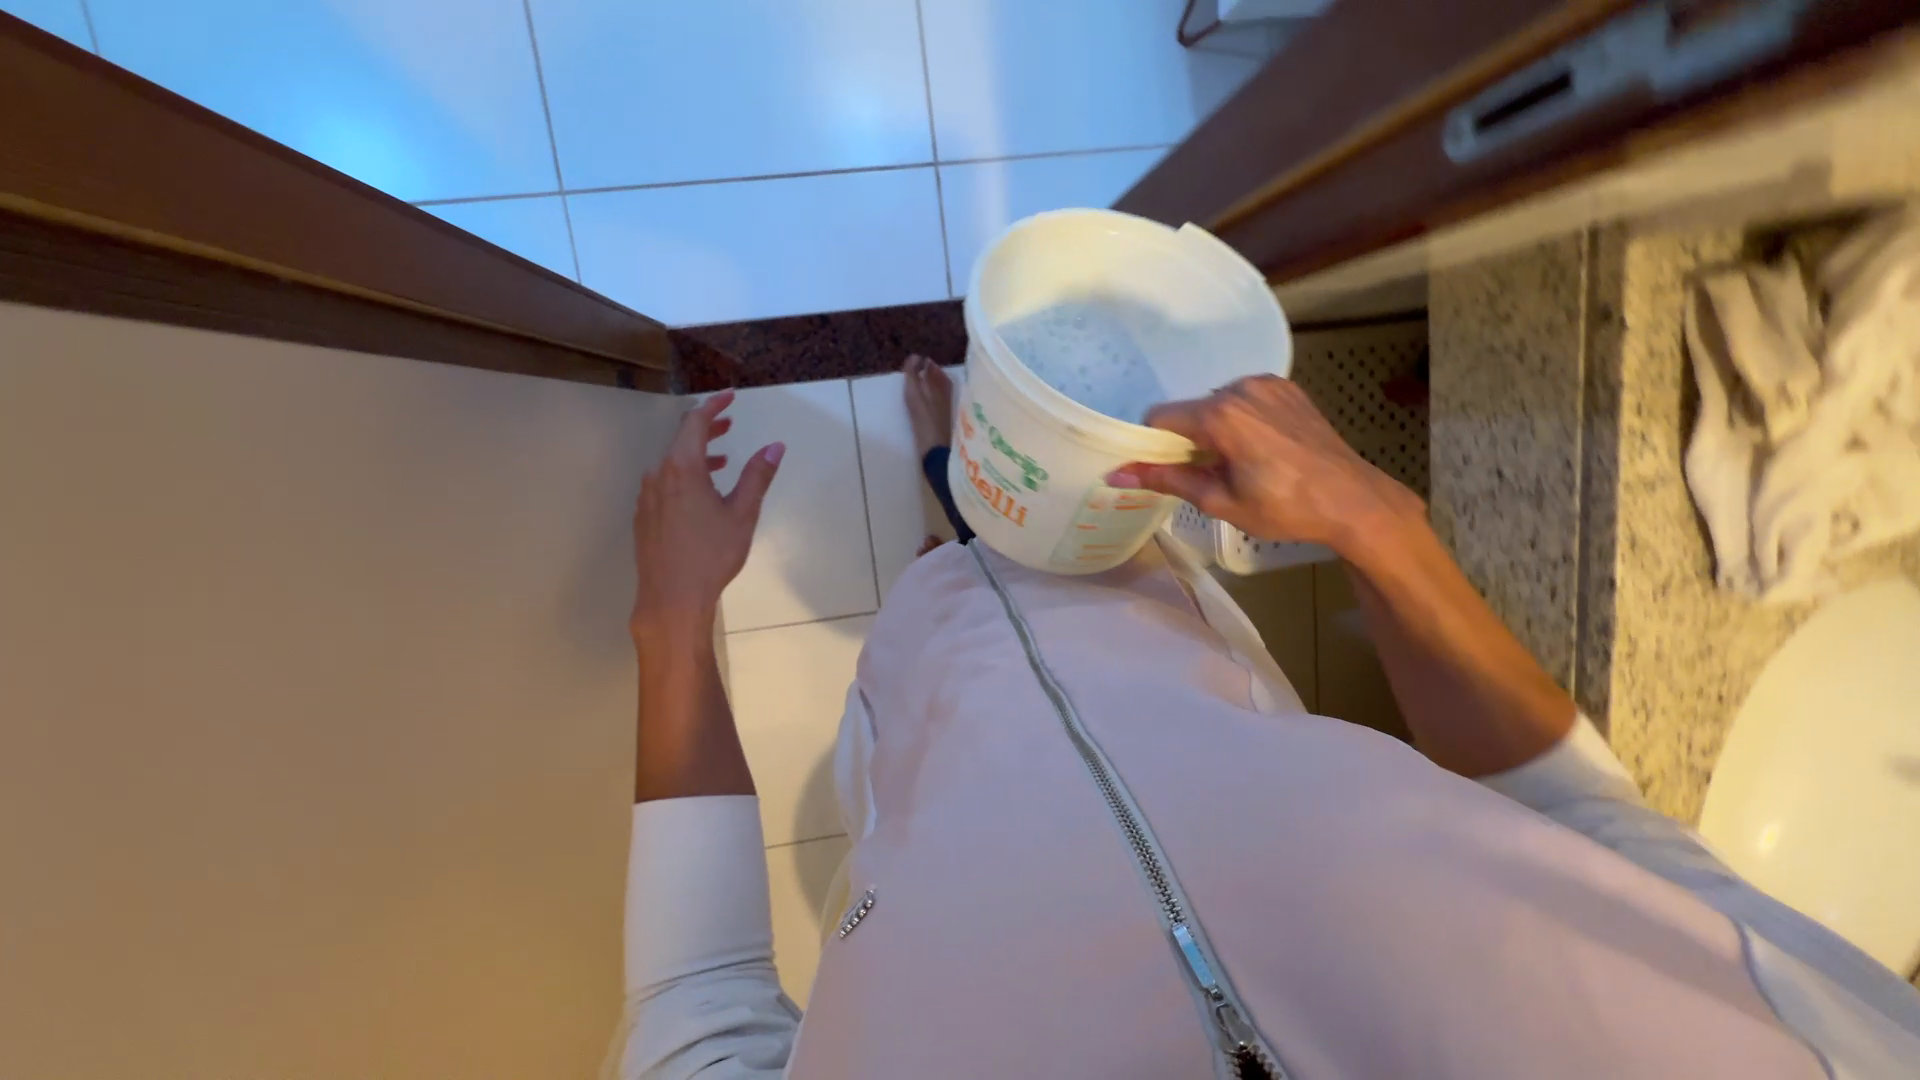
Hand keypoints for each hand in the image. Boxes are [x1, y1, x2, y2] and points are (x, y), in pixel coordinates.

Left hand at [631, 391, 782, 641]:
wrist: (671, 597)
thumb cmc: (712, 554)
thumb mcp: (742, 514)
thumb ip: (757, 476)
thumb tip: (775, 446)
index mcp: (682, 468)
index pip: (695, 423)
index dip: (714, 406)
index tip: (730, 397)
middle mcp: (658, 476)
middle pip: (681, 441)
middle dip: (707, 430)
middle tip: (730, 425)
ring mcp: (647, 497)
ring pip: (671, 464)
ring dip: (697, 457)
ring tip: (722, 462)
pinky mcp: (644, 517)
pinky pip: (664, 484)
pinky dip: (684, 477)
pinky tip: (700, 497)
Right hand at [1107, 375, 1421, 552]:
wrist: (1352, 499)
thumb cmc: (1284, 507)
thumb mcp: (1219, 501)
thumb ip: (1166, 480)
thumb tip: (1116, 476)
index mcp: (1221, 415)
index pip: (1160, 417)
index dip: (1154, 444)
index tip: (1167, 469)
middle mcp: (1241, 388)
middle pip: (1190, 409)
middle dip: (1188, 439)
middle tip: (1208, 474)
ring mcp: (1268, 385)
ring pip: (1217, 403)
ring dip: (1215, 429)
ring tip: (1239, 463)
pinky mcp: (1288, 389)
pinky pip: (1245, 399)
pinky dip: (1241, 419)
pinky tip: (1261, 448)